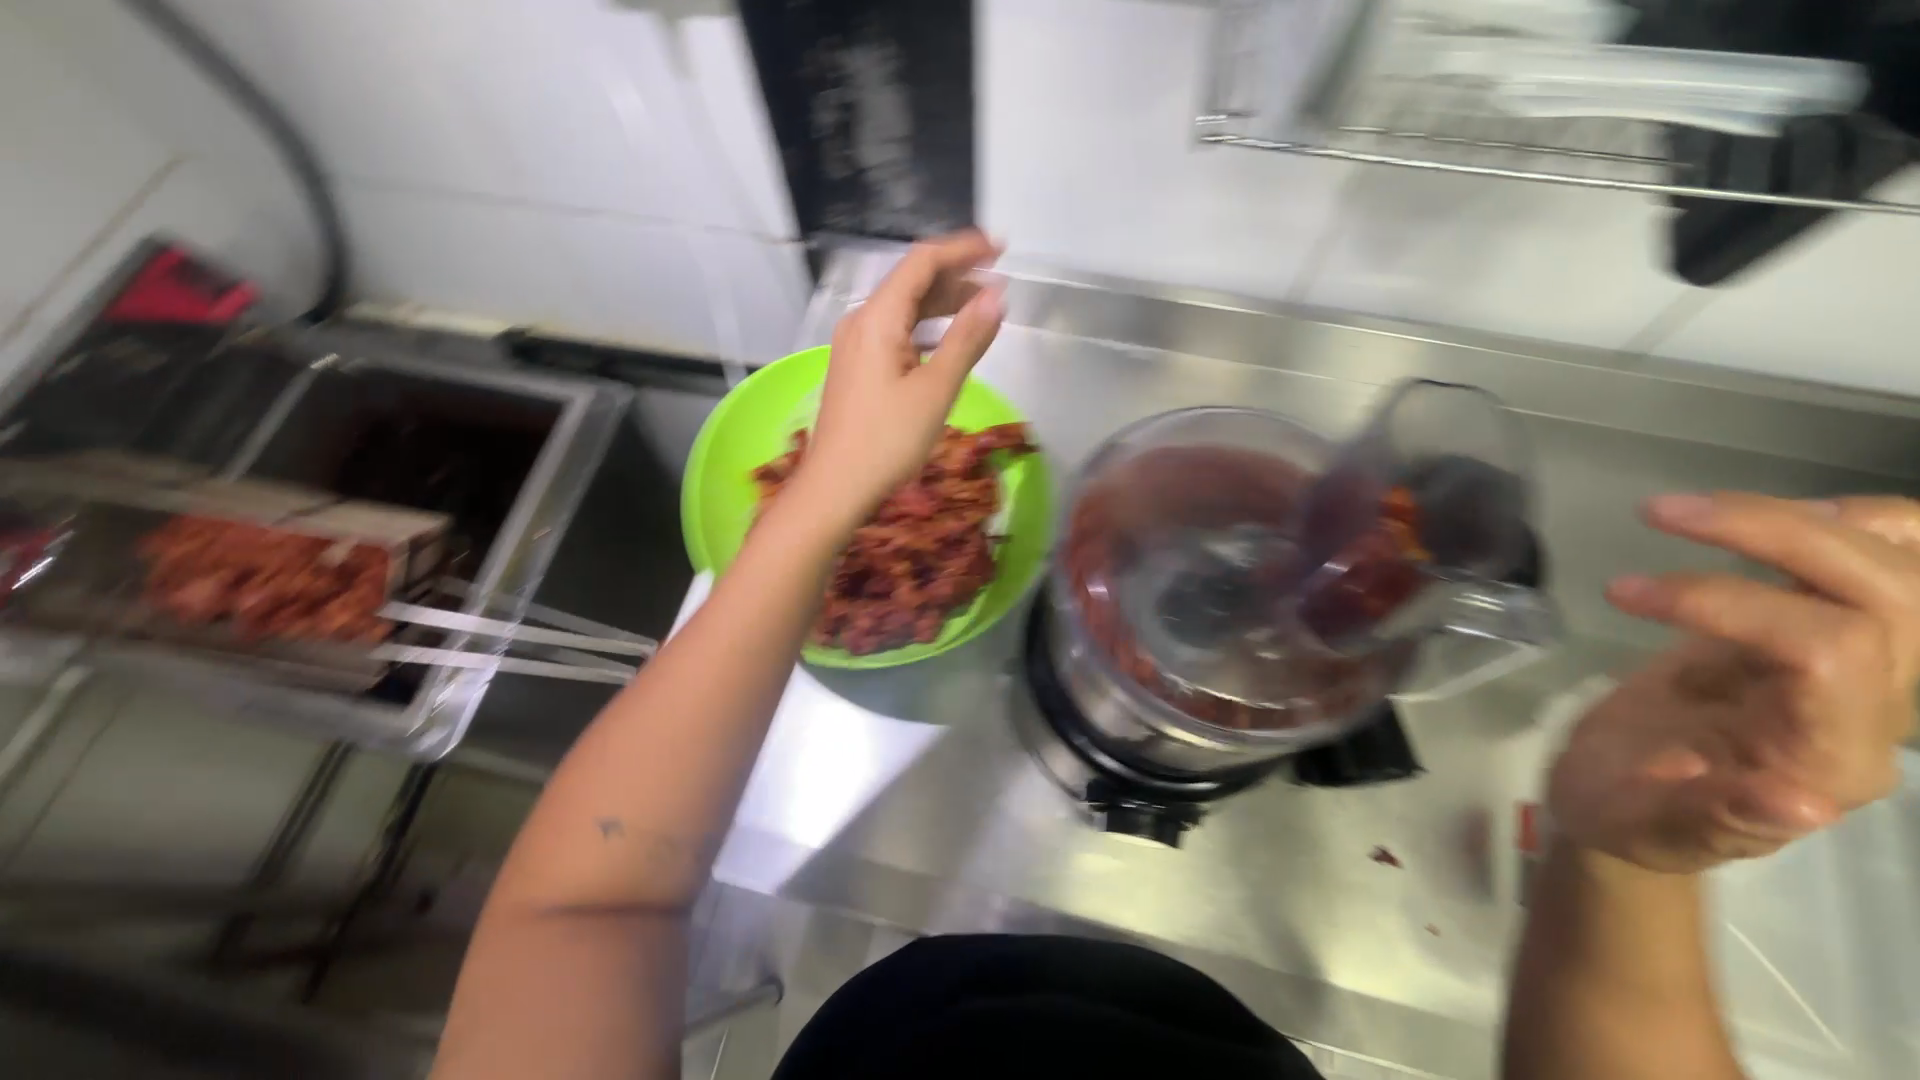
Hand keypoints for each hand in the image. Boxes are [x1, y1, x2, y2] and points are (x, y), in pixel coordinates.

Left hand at [799, 230, 1005, 519]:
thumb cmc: (887, 441)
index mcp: (877, 319)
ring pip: (903, 308)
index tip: (1001, 248)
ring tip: (981, 308)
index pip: (922, 262)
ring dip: (942, 303)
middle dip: (956, 276)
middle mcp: (861, 322)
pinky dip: (925, 328)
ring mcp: (854, 345)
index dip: (963, 250)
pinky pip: (895, 332)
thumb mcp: (935, 390)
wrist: (835, 488)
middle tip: (998, 281)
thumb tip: (996, 297)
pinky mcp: (856, 368)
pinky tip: (947, 342)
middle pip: (911, 282)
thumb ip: (967, 339)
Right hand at [1550, 494, 1918, 873]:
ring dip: (1808, 518)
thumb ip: (1713, 818)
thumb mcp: (1646, 827)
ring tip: (1702, 510)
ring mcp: (1864, 669)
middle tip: (1659, 513)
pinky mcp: (1832, 635)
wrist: (1630, 799)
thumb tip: (1802, 803)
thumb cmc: (1627, 815)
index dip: (1727, 601)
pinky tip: (1768, 520)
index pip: (1831, 648)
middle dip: (1773, 533)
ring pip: (1903, 567)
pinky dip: (1846, 524)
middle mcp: (1875, 710)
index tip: (1622, 591)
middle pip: (1885, 594)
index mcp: (1827, 757)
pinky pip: (1893, 562)